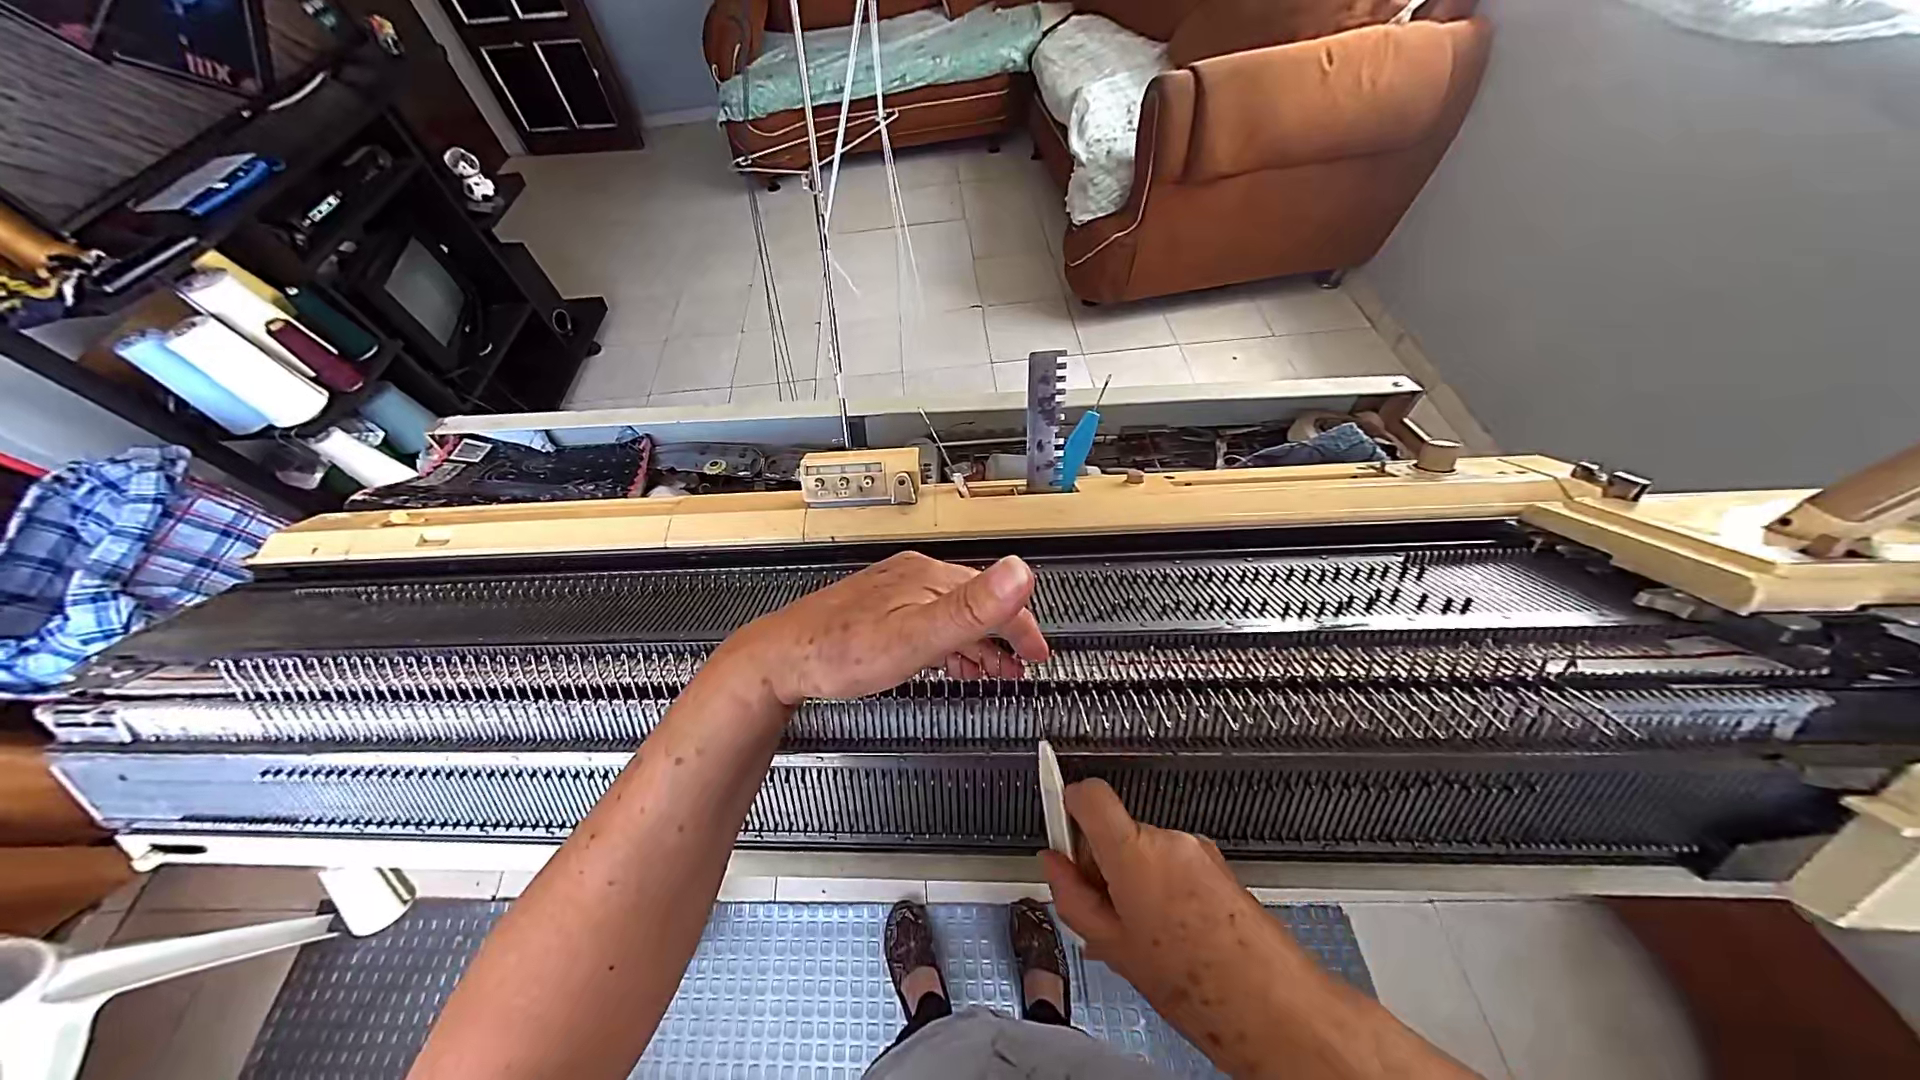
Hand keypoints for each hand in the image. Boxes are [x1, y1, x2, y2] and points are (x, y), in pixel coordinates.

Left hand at [714, 552, 1050, 706]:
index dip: (1023, 629)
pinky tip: (948, 656)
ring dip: (979, 641)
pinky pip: (929, 620)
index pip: (995, 597)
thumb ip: (970, 609)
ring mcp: (895, 592)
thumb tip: (1018, 573)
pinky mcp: (881, 609)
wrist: (778, 660)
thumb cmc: (836, 653)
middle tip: (1022, 663)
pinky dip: (950, 640)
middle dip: (1004, 636)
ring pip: (953, 613)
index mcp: (928, 579)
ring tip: (994, 667)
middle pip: (977, 603)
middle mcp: (913, 578)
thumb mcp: (913, 637)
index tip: (1038, 653)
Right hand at [1040, 779, 1272, 1026]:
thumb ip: (1071, 896)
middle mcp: (1168, 839)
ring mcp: (1197, 848)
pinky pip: (1173, 861)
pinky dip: (1163, 885)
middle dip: (1103, 861)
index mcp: (1135, 852)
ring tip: (1145, 932)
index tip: (1061, 822)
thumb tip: (1054, 866)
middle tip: (1106, 909)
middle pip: (1115, 828)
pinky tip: (1170, 932)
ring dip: (1135, 878)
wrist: (1275, 1005)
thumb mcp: (1113, 946)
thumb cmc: (1200, 985)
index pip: (1090, 793)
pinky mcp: (1217, 862)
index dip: (1069, 803)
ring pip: (1144, 849)